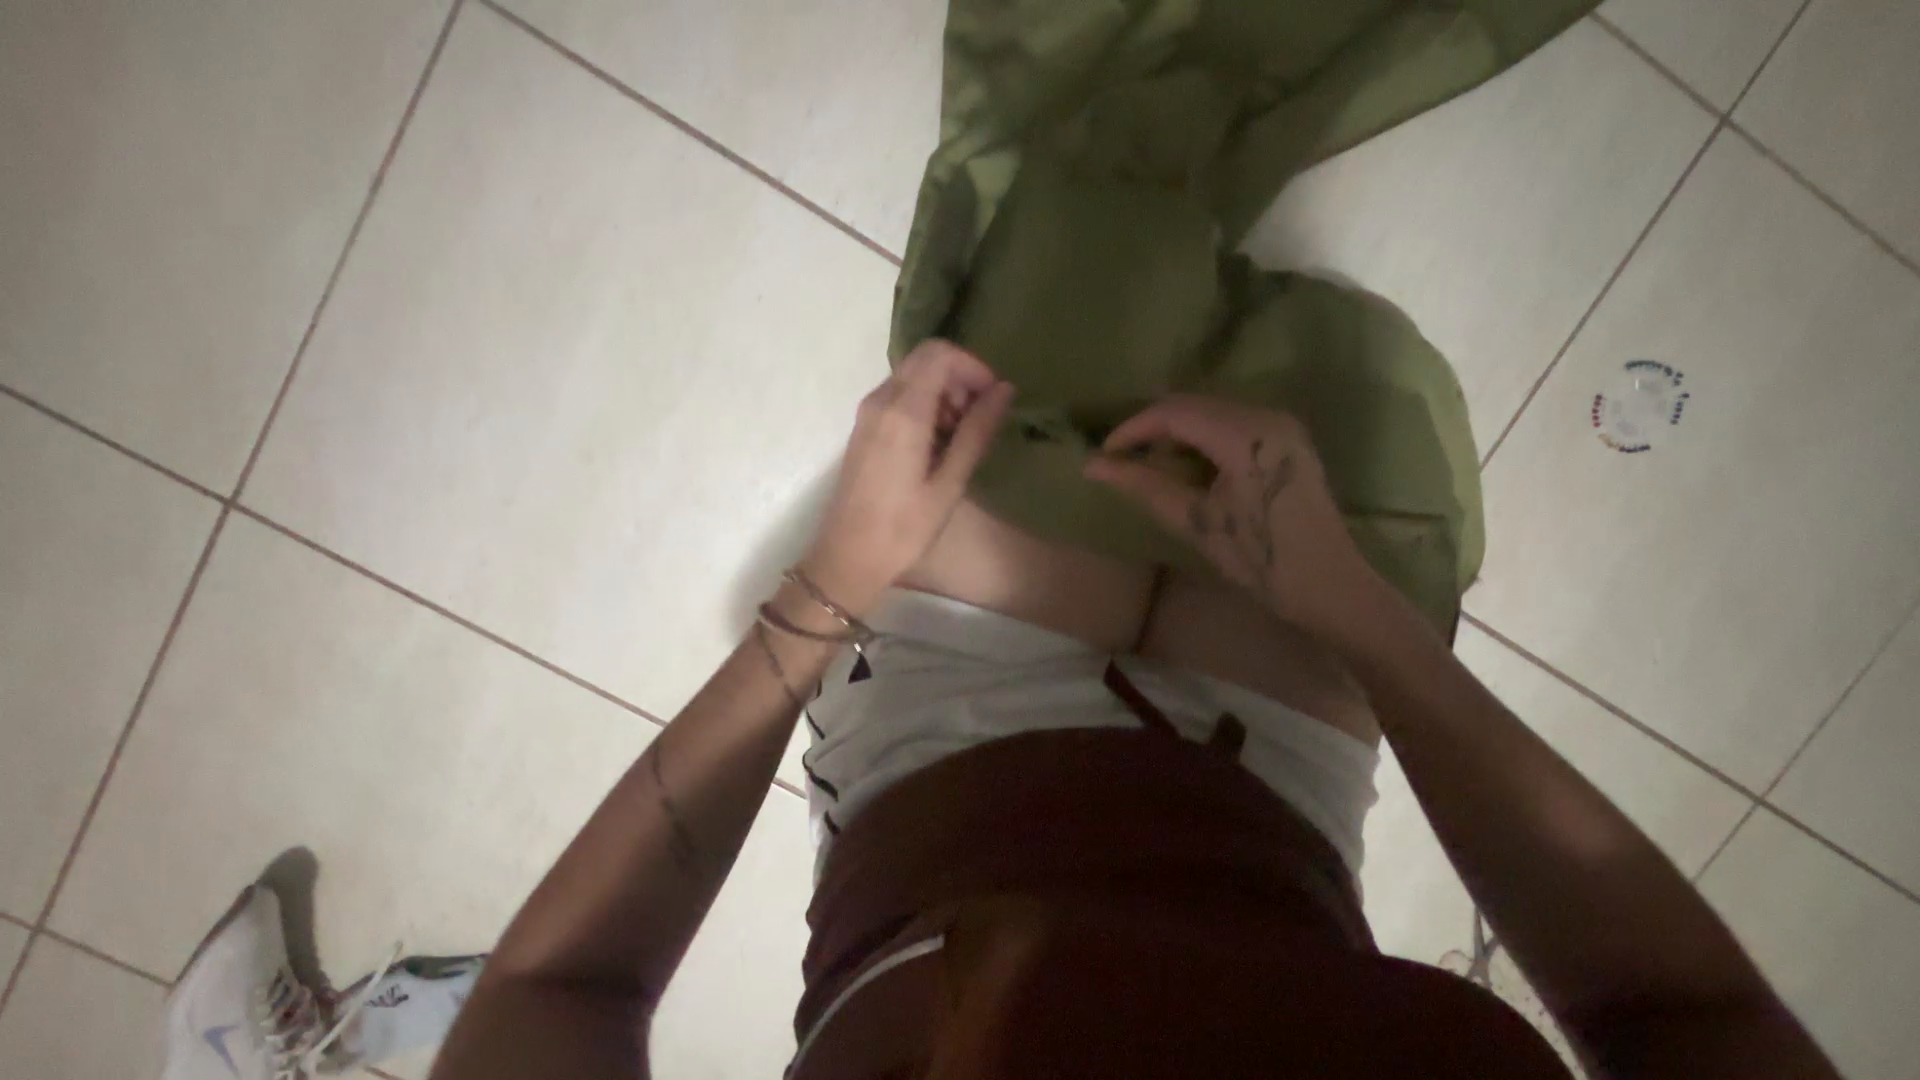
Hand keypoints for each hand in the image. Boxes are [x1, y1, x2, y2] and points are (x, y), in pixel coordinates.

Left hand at [801, 341, 1014, 613]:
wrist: (848, 557)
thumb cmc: (904, 528)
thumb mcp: (949, 482)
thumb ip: (977, 431)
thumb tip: (1005, 390)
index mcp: (902, 411)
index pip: (940, 354)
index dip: (973, 367)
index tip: (993, 399)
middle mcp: (880, 400)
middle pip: (925, 360)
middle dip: (960, 379)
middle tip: (980, 419)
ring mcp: (867, 413)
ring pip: (912, 377)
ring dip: (943, 394)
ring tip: (962, 438)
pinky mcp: (864, 428)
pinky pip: (899, 397)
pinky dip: (925, 407)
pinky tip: (938, 446)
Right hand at [1084, 395, 1390, 638]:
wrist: (1330, 587)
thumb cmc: (1261, 560)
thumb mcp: (1197, 522)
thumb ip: (1144, 486)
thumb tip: (1092, 465)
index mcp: (1246, 435)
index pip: (1175, 412)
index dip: (1133, 429)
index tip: (1103, 455)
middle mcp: (1266, 416)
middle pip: (1193, 405)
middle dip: (1151, 428)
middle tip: (1119, 460)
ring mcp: (1281, 426)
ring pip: (1212, 412)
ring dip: (1175, 433)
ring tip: (1146, 464)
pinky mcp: (1287, 441)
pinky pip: (1232, 424)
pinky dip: (1201, 439)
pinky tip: (1184, 465)